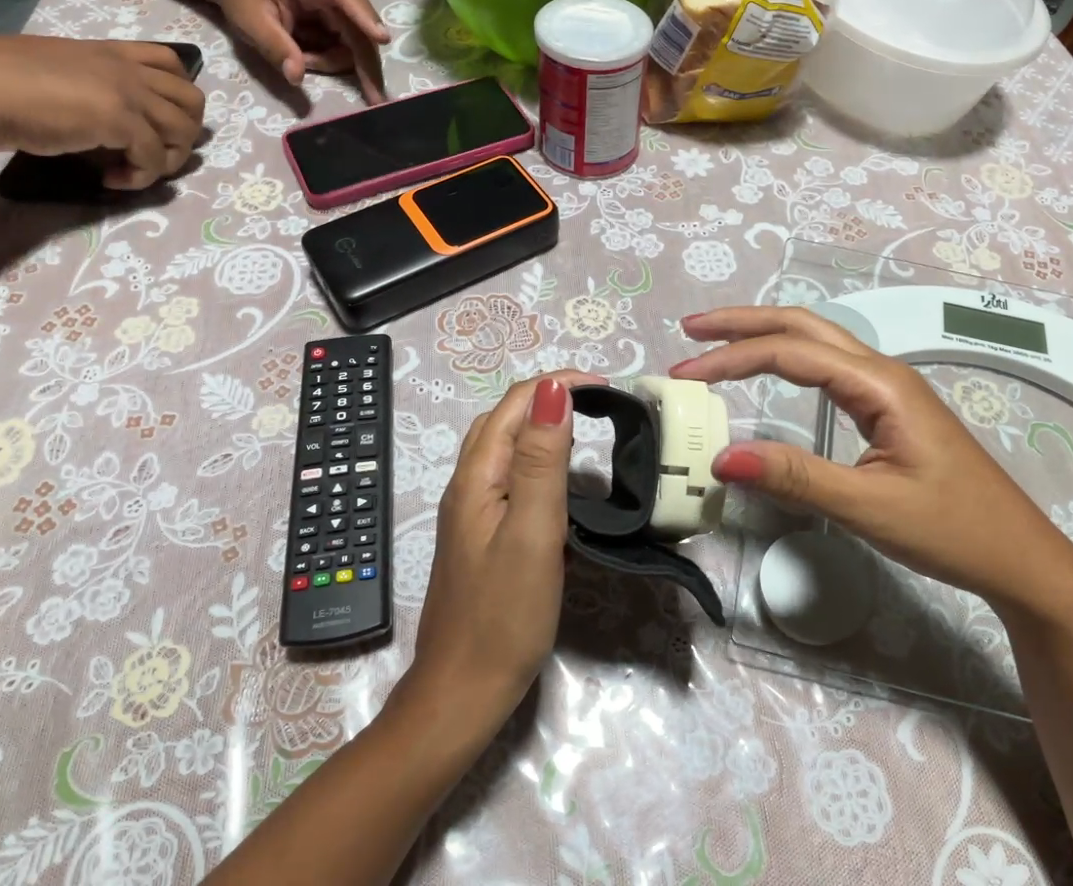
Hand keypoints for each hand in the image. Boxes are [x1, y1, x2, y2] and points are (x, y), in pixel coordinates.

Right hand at [0, 34, 204, 189]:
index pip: (173, 63)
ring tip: (131, 170)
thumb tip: (106, 122)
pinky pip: (155, 159)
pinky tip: (110, 180)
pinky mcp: (121, 121)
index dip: (175, 97)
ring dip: (166, 160)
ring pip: (185, 131)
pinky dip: (140, 177)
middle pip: (194, 101)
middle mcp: (127, 69)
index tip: (150, 122)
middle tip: (152, 154)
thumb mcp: (58, 75)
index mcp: (111, 52)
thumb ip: (91, 88)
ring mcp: (127, 93)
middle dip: (183, 134)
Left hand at [219, 0, 391, 103]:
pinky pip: (346, 49)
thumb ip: (274, 46)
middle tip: (375, 99)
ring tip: (300, 61)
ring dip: (333, 62)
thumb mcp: (250, 20)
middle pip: (360, 28)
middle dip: (366, 64)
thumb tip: (296, 76)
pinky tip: (307, 58)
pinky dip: (329, 60)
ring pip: (356, 44)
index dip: (364, 16)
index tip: (382, 39)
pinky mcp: (339, 22)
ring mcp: (339, 8)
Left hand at [398, 371, 604, 726]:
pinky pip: (508, 479)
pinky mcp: (483, 538)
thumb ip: (542, 461)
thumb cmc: (504, 614)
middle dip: (548, 396)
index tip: (607, 387)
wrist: (464, 688)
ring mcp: (472, 514)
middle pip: (503, 420)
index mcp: (476, 478)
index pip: (514, 405)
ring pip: (503, 449)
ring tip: (584, 426)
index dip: (557, 384)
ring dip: (540, 425)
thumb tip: (554, 390)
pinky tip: (560, 481)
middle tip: (600, 400)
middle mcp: (467, 487)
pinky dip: (536, 460)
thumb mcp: (532, 532)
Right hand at [669, 307, 1072, 609]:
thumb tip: (722, 457)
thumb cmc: (950, 529)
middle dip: (745, 323)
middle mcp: (884, 374)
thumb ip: (795, 477)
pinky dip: (788, 360)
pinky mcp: (889, 411)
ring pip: (819, 342)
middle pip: (805, 326)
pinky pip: (829, 369)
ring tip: (717, 342)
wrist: (1015, 555)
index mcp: (882, 386)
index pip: (793, 354)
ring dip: (766, 335)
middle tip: (691, 331)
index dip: (734, 359)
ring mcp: (889, 391)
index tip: (685, 374)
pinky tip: (771, 371)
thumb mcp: (867, 507)